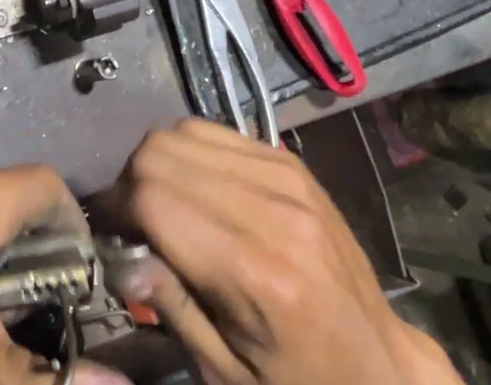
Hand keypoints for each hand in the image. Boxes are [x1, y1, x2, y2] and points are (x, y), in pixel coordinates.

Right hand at [106, 120, 460, 384]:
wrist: (380, 366)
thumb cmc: (294, 381)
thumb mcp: (223, 371)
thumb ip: (168, 305)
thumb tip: (117, 254)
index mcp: (257, 274)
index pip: (152, 198)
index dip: (115, 209)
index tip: (110, 236)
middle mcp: (274, 212)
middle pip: (159, 153)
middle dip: (130, 183)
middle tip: (134, 223)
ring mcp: (289, 180)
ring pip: (181, 132)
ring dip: (157, 163)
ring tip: (163, 204)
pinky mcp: (294, 164)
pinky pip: (213, 131)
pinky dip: (189, 153)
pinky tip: (196, 189)